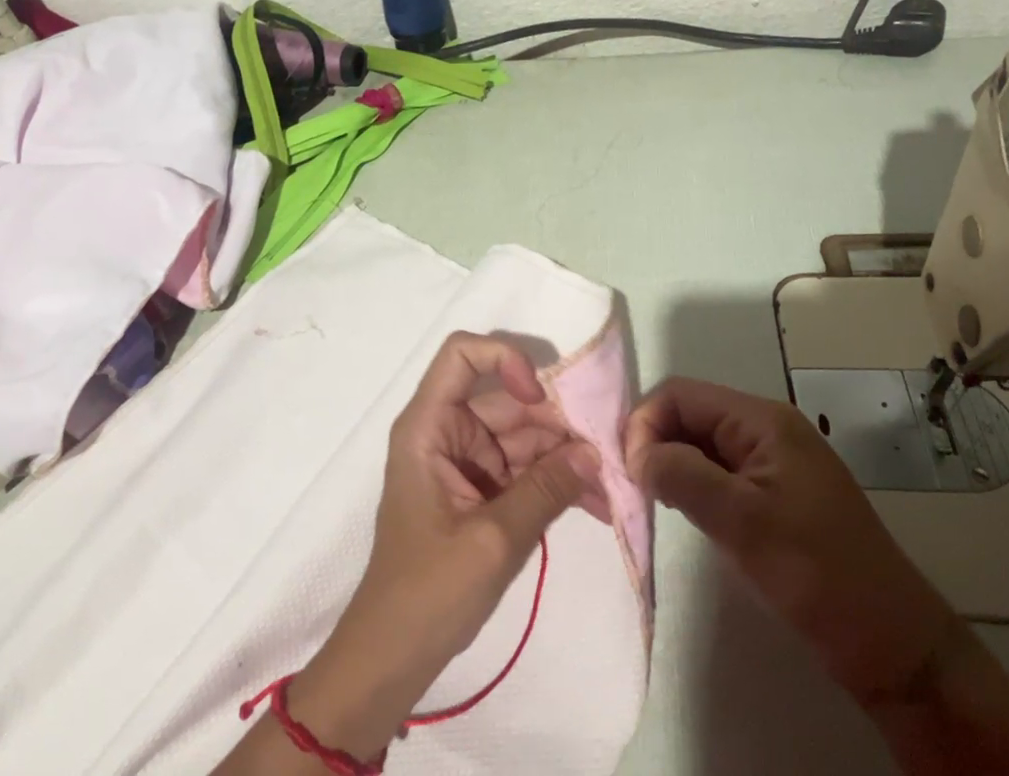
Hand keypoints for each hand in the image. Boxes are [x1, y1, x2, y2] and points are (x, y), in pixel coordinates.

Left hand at [226, 332, 602, 771]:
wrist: (396, 652)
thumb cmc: (429, 589)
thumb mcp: (493, 538)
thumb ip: (545, 489)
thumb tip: (593, 452)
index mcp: (429, 428)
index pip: (462, 356)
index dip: (505, 358)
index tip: (541, 398)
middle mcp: (447, 434)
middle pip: (508, 400)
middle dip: (559, 423)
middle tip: (609, 454)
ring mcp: (467, 463)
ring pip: (525, 437)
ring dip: (567, 458)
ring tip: (612, 487)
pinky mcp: (483, 493)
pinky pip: (526, 471)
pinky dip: (557, 484)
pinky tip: (598, 506)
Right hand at [622, 377, 952, 701]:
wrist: (886, 638)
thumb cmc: (814, 571)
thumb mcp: (741, 519)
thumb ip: (681, 475)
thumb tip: (634, 454)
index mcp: (762, 421)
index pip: (679, 395)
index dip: (644, 423)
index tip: (626, 472)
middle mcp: (764, 432)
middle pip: (687, 416)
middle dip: (650, 444)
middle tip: (625, 491)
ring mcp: (769, 466)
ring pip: (698, 447)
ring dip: (665, 467)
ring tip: (642, 503)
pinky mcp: (769, 498)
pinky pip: (715, 476)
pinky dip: (686, 487)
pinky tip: (671, 512)